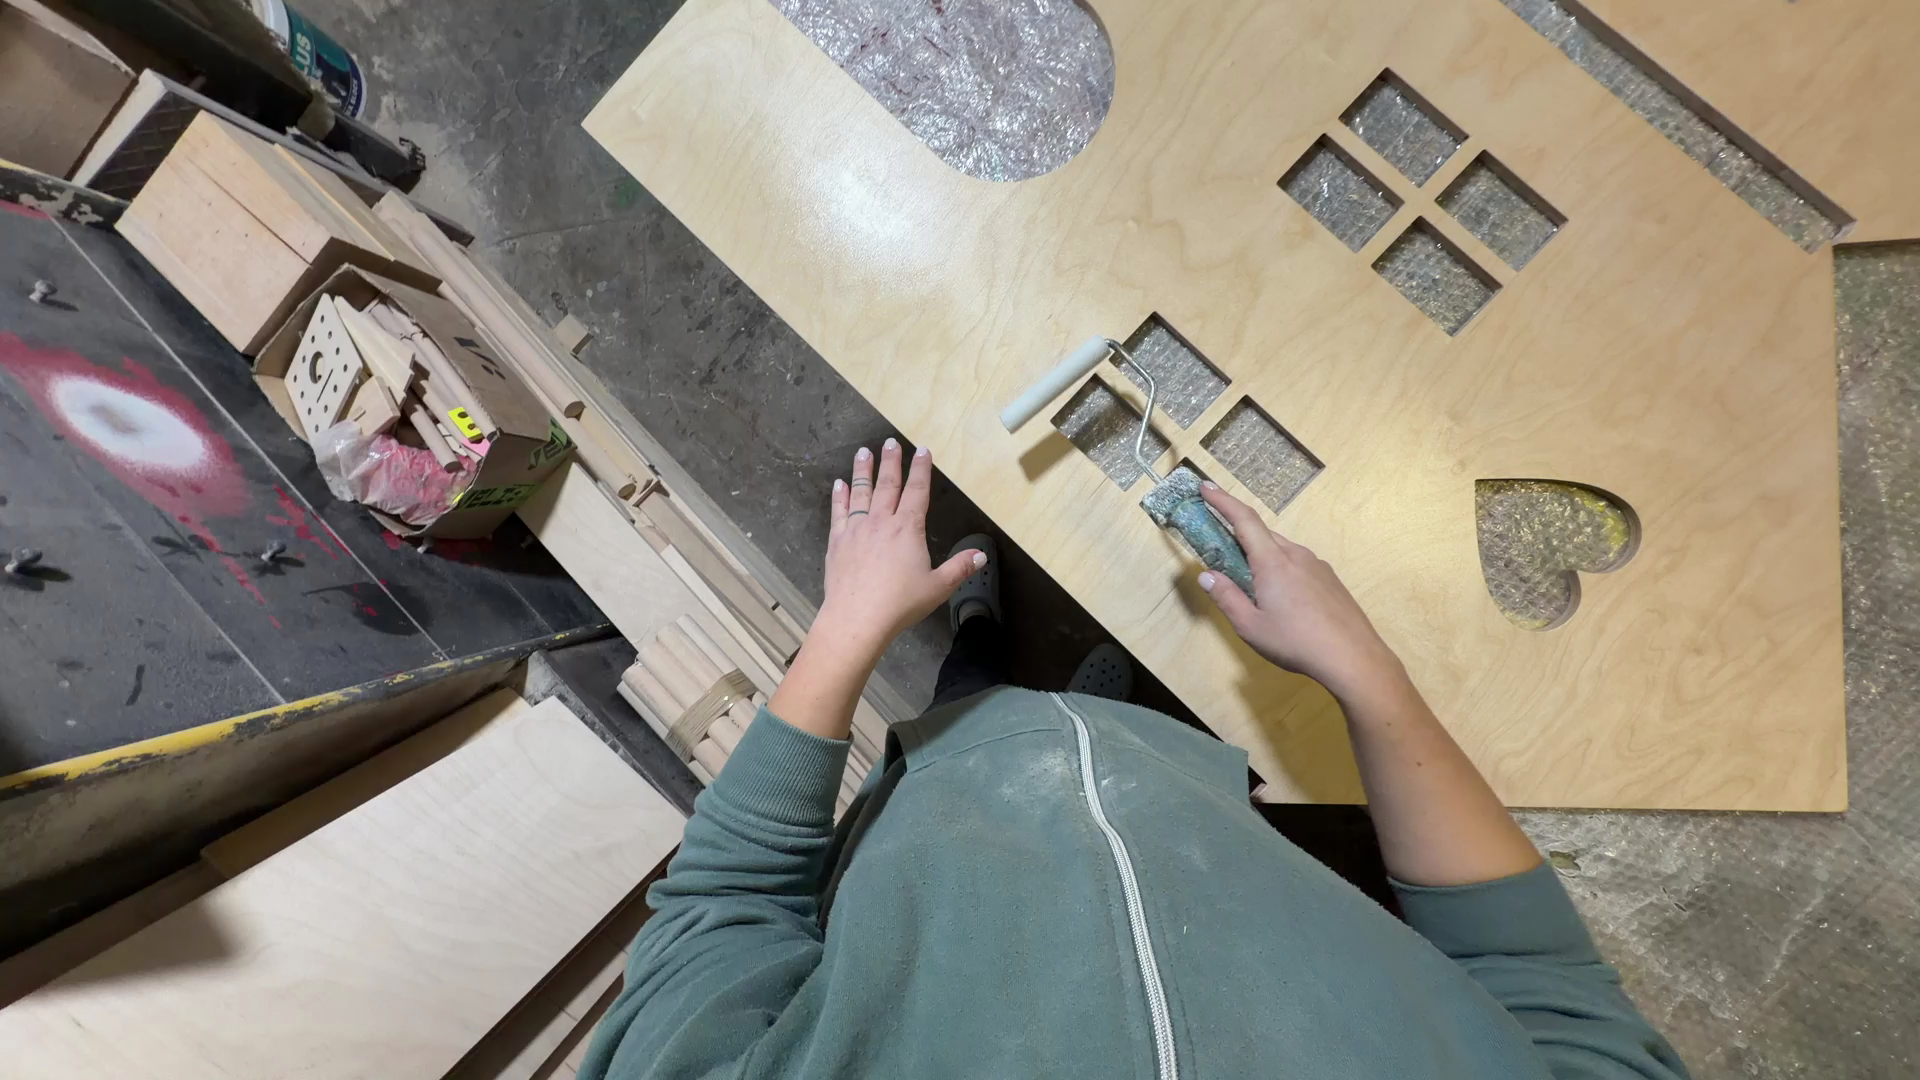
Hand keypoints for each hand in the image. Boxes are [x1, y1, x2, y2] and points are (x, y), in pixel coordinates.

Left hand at [813, 439, 982, 664]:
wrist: (857, 617)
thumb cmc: (900, 603)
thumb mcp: (938, 587)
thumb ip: (959, 568)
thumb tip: (981, 555)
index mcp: (908, 528)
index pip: (917, 491)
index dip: (921, 470)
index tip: (921, 451)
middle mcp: (881, 521)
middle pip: (887, 485)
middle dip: (890, 462)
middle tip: (890, 442)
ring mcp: (856, 529)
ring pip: (860, 492)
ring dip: (863, 471)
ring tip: (864, 452)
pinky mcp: (837, 542)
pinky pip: (839, 512)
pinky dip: (840, 496)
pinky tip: (840, 484)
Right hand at [1196, 482, 1404, 703]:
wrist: (1355, 659)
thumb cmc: (1296, 642)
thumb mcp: (1250, 626)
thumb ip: (1226, 597)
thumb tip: (1206, 575)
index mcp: (1273, 562)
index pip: (1245, 519)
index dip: (1223, 500)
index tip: (1206, 486)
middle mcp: (1296, 555)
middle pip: (1262, 533)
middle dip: (1236, 531)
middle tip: (1216, 541)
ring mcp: (1316, 566)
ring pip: (1280, 549)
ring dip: (1258, 554)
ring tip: (1246, 578)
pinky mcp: (1329, 580)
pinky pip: (1296, 563)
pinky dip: (1277, 567)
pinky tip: (1278, 596)